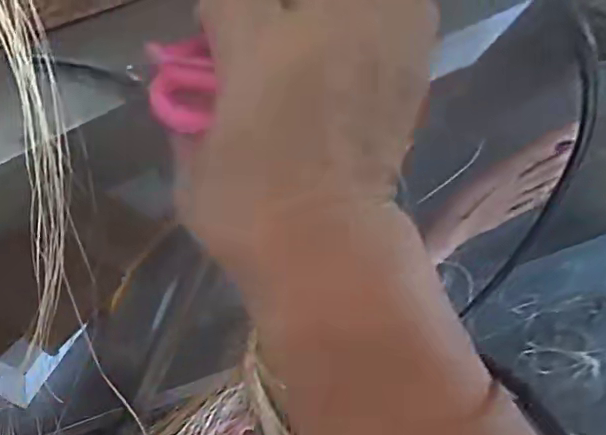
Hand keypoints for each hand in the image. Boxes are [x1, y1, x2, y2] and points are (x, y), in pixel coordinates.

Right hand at [173, 0, 436, 284]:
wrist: (321, 239)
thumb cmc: (241, 214)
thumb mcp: (192, 171)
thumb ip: (190, 119)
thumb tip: (189, 94)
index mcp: (260, 49)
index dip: (210, 17)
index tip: (206, 41)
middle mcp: (326, 18)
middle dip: (268, 13)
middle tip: (261, 43)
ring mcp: (380, 24)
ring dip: (322, 17)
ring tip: (313, 46)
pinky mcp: (416, 43)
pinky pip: (395, 3)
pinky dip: (371, 17)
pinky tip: (353, 47)